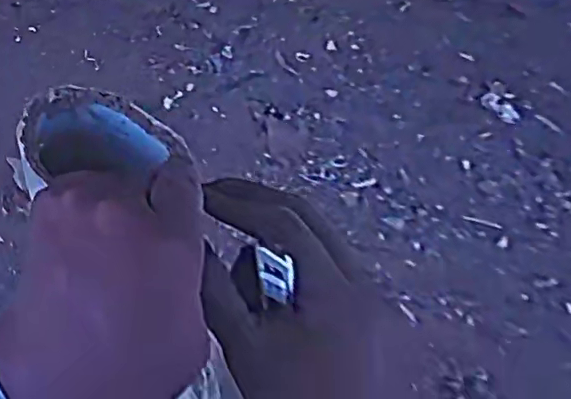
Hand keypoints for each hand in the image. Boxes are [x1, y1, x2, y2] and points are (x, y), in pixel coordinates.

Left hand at [0, 159, 208, 398]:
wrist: (59, 360)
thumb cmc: (131, 358)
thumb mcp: (193, 322)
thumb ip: (188, 265)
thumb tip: (179, 238)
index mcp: (170, 240)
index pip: (182, 184)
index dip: (183, 186)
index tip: (180, 186)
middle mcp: (123, 208)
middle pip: (141, 181)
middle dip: (144, 203)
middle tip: (139, 236)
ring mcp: (80, 198)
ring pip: (105, 180)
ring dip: (109, 200)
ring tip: (105, 239)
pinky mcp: (48, 198)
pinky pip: (74, 188)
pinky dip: (79, 204)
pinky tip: (80, 236)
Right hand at [200, 179, 389, 398]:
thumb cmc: (297, 398)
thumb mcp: (243, 341)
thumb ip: (212, 281)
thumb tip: (187, 235)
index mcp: (340, 294)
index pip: (281, 219)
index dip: (233, 199)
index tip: (197, 193)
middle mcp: (370, 292)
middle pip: (307, 217)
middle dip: (253, 200)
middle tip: (212, 196)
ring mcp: (382, 310)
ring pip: (321, 240)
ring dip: (274, 229)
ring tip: (236, 246)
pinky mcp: (382, 326)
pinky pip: (332, 267)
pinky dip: (295, 257)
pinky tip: (268, 282)